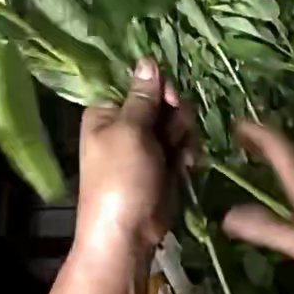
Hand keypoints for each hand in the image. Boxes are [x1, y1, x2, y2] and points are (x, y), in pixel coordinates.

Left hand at [76, 59, 186, 260]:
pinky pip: (182, 144)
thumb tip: (146, 59)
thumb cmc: (120, 178)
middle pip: (161, 100)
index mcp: (106, 111)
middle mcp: (125, 123)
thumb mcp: (130, 131)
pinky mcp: (163, 163)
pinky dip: (186, 153)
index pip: (135, 81)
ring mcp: (145, 144)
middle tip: (175, 129)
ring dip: (183, 134)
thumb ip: (142, 97)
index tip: (169, 96)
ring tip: (179, 154)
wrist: (128, 234)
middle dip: (174, 113)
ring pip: (176, 121)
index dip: (156, 85)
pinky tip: (186, 165)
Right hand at [222, 121, 293, 288]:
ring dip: (277, 149)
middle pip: (286, 144)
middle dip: (262, 137)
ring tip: (258, 152)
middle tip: (239, 137)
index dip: (254, 131)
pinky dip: (290, 163)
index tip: (234, 124)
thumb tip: (225, 217)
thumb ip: (263, 227)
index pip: (274, 142)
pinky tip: (287, 178)